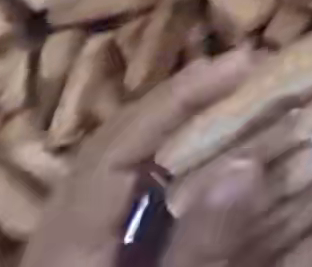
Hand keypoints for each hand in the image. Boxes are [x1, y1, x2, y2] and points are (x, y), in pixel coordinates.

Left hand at [21, 51, 266, 266]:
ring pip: (126, 168)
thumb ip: (198, 248)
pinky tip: (213, 156)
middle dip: (180, 101)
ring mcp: (80, 254)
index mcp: (64, 249)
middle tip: (241, 68)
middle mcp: (64, 241)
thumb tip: (247, 162)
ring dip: (180, 126)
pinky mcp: (108, 265)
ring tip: (231, 95)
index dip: (179, 98)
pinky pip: (136, 197)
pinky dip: (177, 165)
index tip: (241, 64)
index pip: (118, 148)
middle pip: (118, 146)